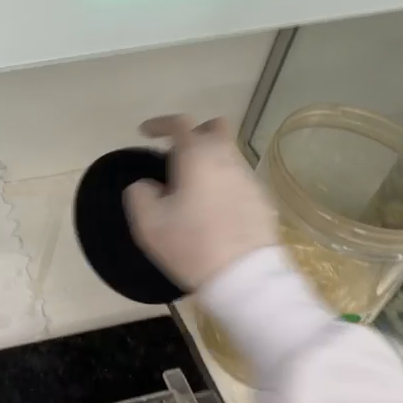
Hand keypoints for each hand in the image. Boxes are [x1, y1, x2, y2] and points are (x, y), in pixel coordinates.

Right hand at [124, 115, 278, 290]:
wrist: (246, 279)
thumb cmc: (192, 245)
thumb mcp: (149, 224)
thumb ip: (139, 194)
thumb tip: (146, 186)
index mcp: (197, 156)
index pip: (179, 123)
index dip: (159, 124)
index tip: (145, 133)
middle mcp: (227, 159)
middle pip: (215, 128)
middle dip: (194, 133)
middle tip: (176, 152)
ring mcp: (248, 179)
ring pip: (228, 155)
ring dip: (209, 160)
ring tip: (193, 186)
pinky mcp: (262, 200)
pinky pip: (238, 179)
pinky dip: (223, 182)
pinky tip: (213, 207)